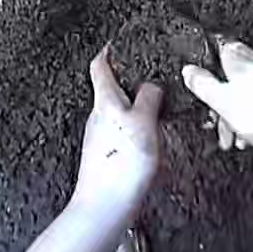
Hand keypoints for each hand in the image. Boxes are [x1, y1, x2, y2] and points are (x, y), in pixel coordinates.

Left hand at [72, 46, 163, 218]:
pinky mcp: (104, 156)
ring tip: (156, 106)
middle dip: (127, 80)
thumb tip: (152, 85)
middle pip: (109, 88)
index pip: (100, 65)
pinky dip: (133, 127)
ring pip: (116, 111)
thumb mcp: (144, 122)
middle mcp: (97, 116)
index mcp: (105, 101)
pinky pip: (120, 132)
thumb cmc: (122, 164)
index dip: (109, 50)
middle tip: (149, 74)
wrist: (103, 210)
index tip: (119, 41)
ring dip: (133, 105)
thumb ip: (149, 97)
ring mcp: (98, 137)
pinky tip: (149, 138)